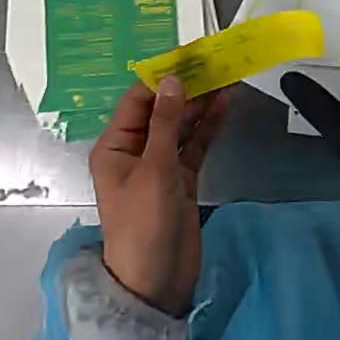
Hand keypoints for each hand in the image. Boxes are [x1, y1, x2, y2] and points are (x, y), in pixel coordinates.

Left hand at [89, 77, 230, 314]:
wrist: (155, 283)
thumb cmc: (144, 225)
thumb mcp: (153, 171)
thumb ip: (164, 124)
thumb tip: (171, 80)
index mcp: (114, 146)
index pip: (136, 102)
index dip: (160, 79)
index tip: (186, 56)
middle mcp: (134, 151)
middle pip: (161, 112)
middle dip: (185, 90)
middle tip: (214, 63)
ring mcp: (159, 166)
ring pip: (180, 128)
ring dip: (200, 106)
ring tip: (225, 77)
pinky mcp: (181, 181)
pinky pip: (193, 148)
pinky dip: (207, 129)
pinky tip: (224, 107)